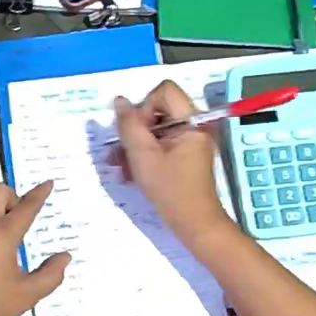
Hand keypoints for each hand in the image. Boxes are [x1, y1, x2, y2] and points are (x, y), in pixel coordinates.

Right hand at [113, 81, 238, 247]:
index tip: (138, 134)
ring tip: (121, 166)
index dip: (144, 107)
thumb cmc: (171, 190)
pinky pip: (162, 144)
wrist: (195, 224)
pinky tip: (132, 173)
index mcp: (192, 120)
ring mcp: (191, 141)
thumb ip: (129, 125)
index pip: (164, 91)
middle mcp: (195, 125)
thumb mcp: (143, 157)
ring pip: (156, 129)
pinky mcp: (186, 155)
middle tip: (122, 152)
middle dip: (136, 130)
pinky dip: (146, 155)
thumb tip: (119, 101)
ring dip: (136, 145)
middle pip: (158, 110)